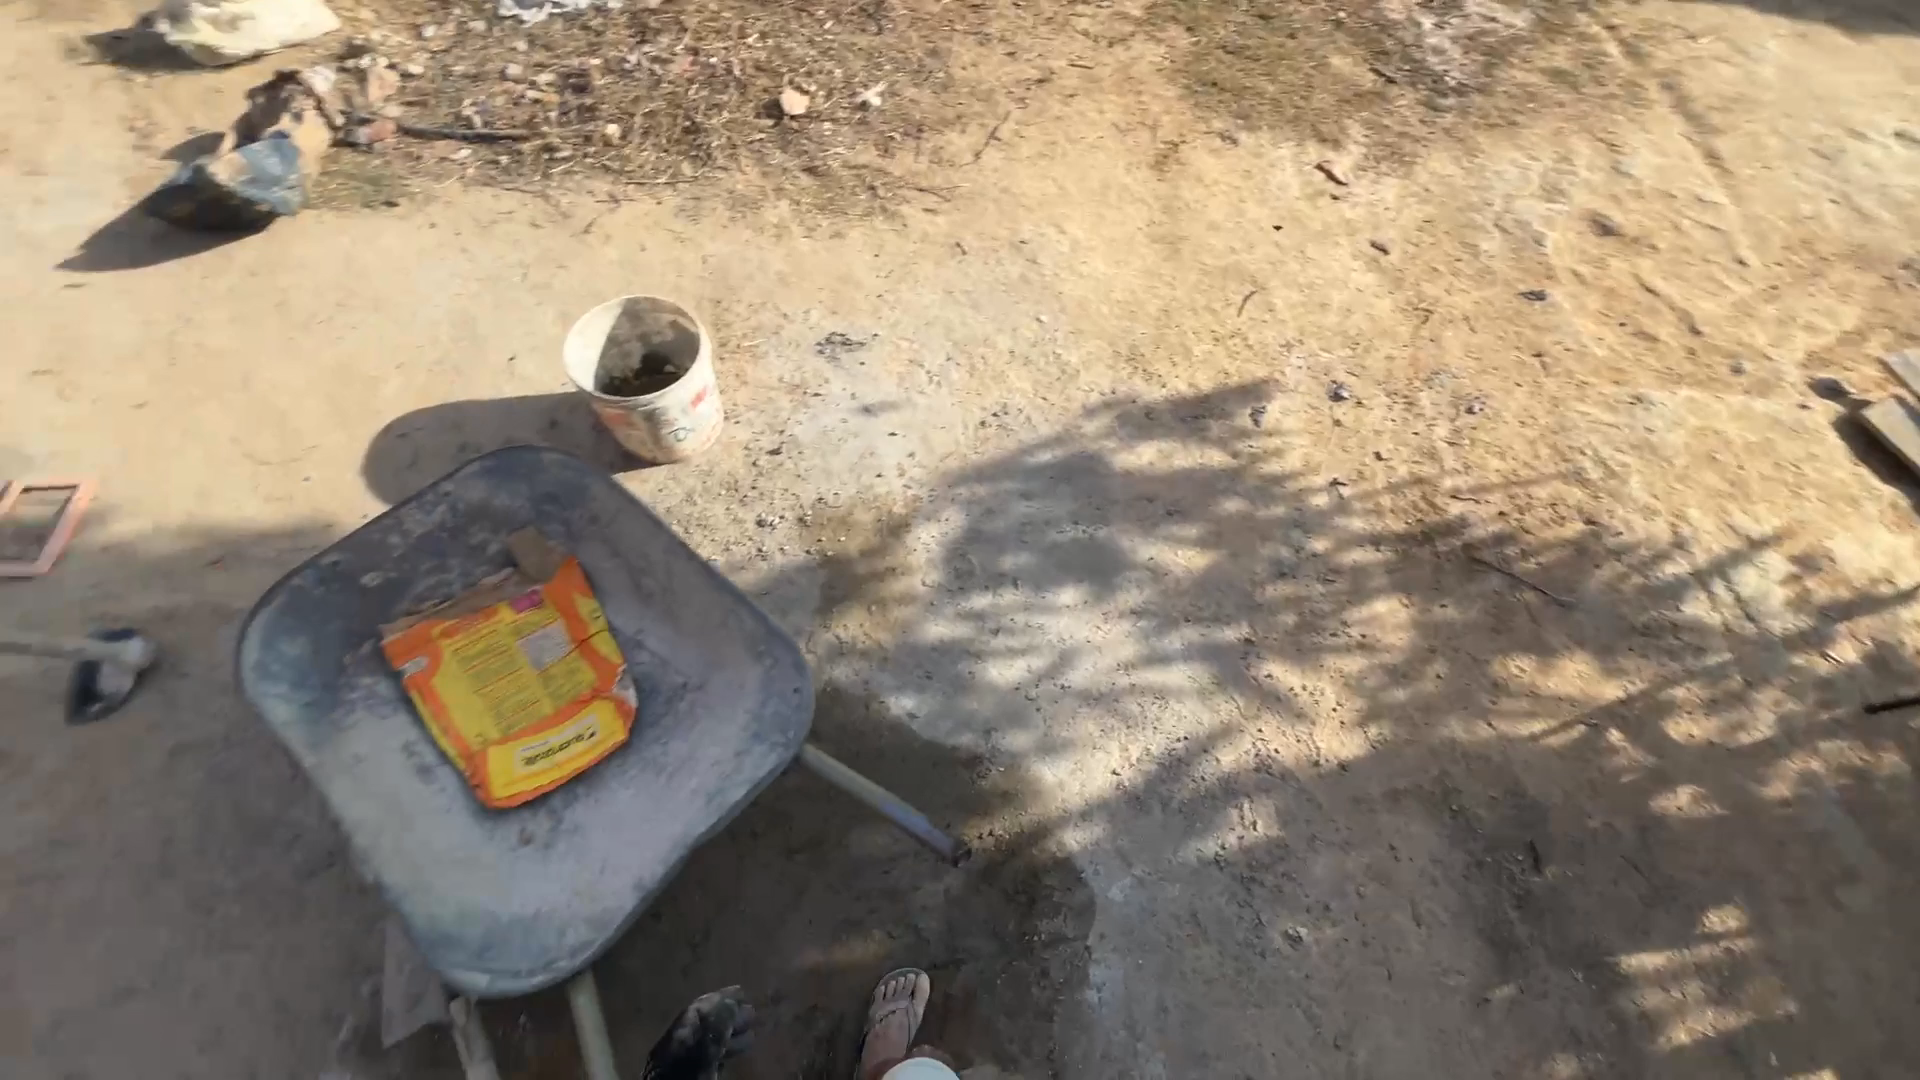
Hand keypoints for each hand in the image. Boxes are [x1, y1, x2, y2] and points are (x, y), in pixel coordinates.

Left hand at [642, 986, 754, 1079]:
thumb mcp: (703, 1058)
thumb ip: (715, 1031)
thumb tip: (731, 1001)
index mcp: (675, 1040)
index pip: (696, 1011)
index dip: (719, 999)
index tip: (743, 992)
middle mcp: (674, 1051)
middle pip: (702, 1027)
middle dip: (728, 1017)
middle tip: (752, 1015)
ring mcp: (679, 1070)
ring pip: (705, 1046)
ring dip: (728, 1038)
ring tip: (751, 1037)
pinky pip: (705, 1063)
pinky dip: (722, 1056)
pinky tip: (733, 1059)